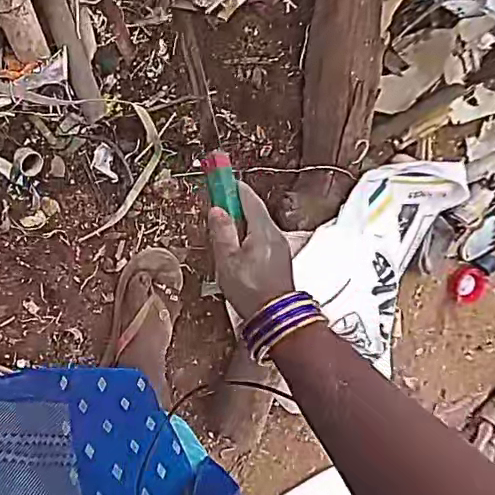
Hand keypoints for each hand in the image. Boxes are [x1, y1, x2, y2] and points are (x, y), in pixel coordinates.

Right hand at [207, 179, 297, 321]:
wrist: (275, 317)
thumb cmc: (250, 289)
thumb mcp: (227, 260)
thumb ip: (222, 232)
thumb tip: (217, 209)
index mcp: (263, 231)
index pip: (248, 198)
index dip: (232, 186)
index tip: (219, 177)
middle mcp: (275, 234)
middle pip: (254, 210)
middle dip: (234, 202)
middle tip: (215, 199)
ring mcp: (279, 246)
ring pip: (257, 223)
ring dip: (239, 218)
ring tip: (221, 223)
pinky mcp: (278, 257)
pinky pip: (261, 235)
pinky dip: (247, 231)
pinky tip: (235, 242)